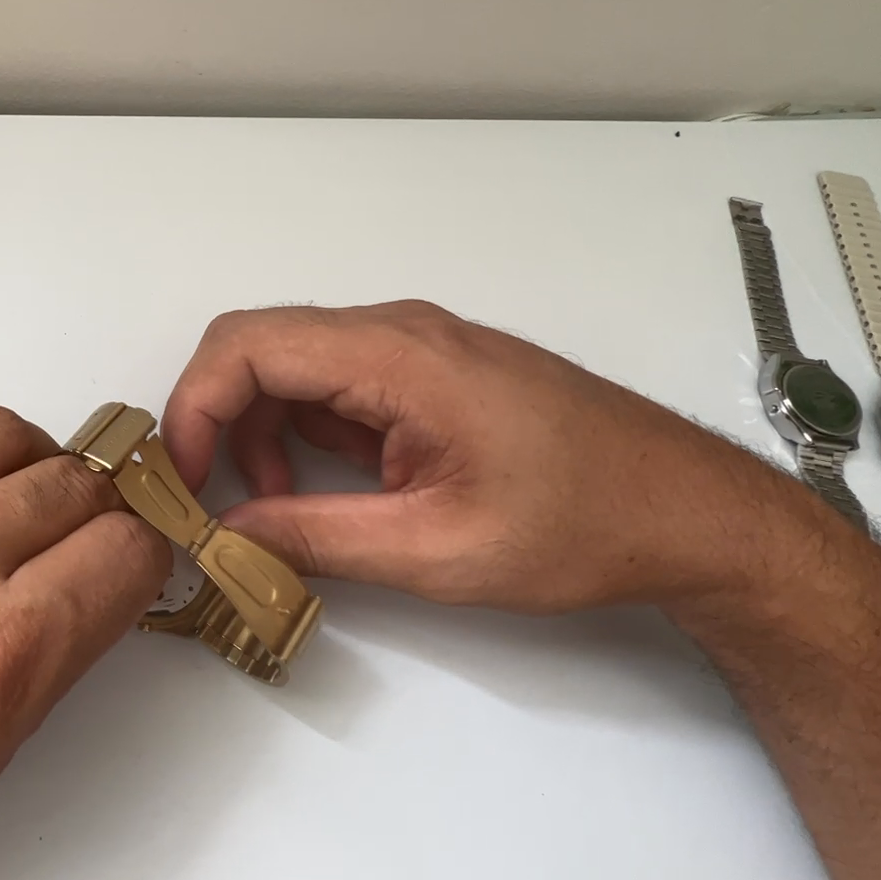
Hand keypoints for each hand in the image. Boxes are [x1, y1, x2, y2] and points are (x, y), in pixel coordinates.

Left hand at [0, 407, 169, 879]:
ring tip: (22, 499)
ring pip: (6, 432)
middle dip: (100, 508)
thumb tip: (86, 589)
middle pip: (77, 480)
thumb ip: (44, 656)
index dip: (145, 554)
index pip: (126, 549)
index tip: (135, 559)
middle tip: (87, 531)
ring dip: (34, 465)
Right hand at [162, 302, 823, 613]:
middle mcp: (394, 328)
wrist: (696, 512)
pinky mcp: (420, 369)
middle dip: (215, 416)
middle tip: (211, 491)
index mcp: (397, 354)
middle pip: (257, 344)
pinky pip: (328, 380)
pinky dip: (298, 428)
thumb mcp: (435, 551)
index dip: (195, 406)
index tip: (184, 478)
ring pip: (287, 361)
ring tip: (274, 499)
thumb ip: (314, 537)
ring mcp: (409, 344)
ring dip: (256, 426)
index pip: (248, 345)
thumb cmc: (581, 527)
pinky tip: (323, 481)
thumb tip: (226, 533)